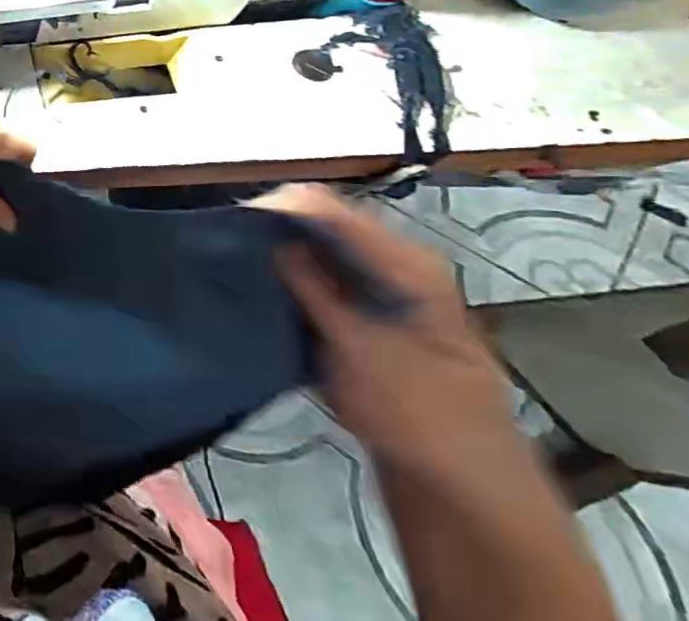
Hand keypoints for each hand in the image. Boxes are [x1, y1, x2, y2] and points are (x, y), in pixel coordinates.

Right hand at [249, 185, 523, 485]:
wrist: (461, 481)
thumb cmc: (415, 413)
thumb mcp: (355, 349)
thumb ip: (312, 289)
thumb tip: (272, 240)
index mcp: (405, 262)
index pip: (333, 210)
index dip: (282, 207)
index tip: (233, 219)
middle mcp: (398, 264)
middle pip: (327, 224)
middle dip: (277, 226)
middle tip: (227, 238)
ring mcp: (386, 288)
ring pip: (322, 250)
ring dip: (282, 251)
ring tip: (234, 256)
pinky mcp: (371, 312)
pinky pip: (325, 277)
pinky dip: (295, 275)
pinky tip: (262, 284)